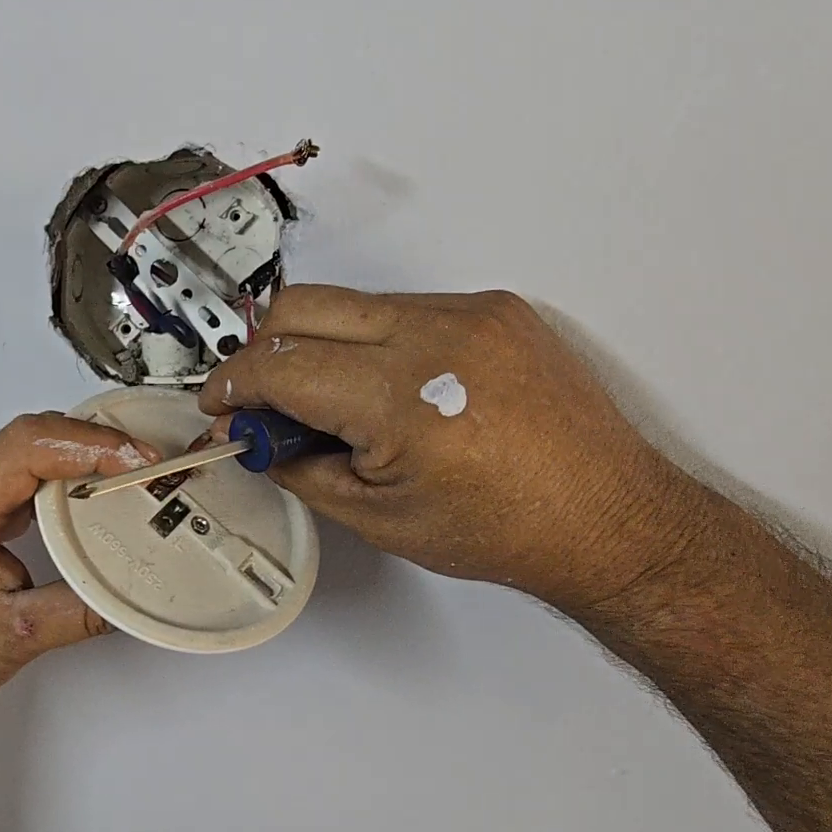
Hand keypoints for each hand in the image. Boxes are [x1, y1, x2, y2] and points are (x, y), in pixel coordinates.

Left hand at [0, 413, 162, 720]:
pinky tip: (88, 486)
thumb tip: (127, 590)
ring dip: (78, 451)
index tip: (131, 460)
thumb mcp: (15, 635)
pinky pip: (20, 466)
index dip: (86, 445)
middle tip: (140, 463)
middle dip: (92, 441)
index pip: (26, 448)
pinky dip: (60, 469)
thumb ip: (79, 611)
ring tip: (124, 470)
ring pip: (26, 445)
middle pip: (29, 435)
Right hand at [198, 286, 706, 611]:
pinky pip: (396, 307)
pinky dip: (366, 341)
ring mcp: (470, 314)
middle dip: (262, 352)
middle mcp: (438, 337)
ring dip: (314, 345)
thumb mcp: (373, 516)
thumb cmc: (507, 529)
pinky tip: (380, 389)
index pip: (279, 364)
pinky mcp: (493, 309)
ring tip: (331, 403)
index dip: (232, 385)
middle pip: (299, 307)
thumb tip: (254, 436)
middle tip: (263, 402)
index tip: (220, 404)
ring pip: (346, 303)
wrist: (611, 519)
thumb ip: (296, 464)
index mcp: (403, 399)